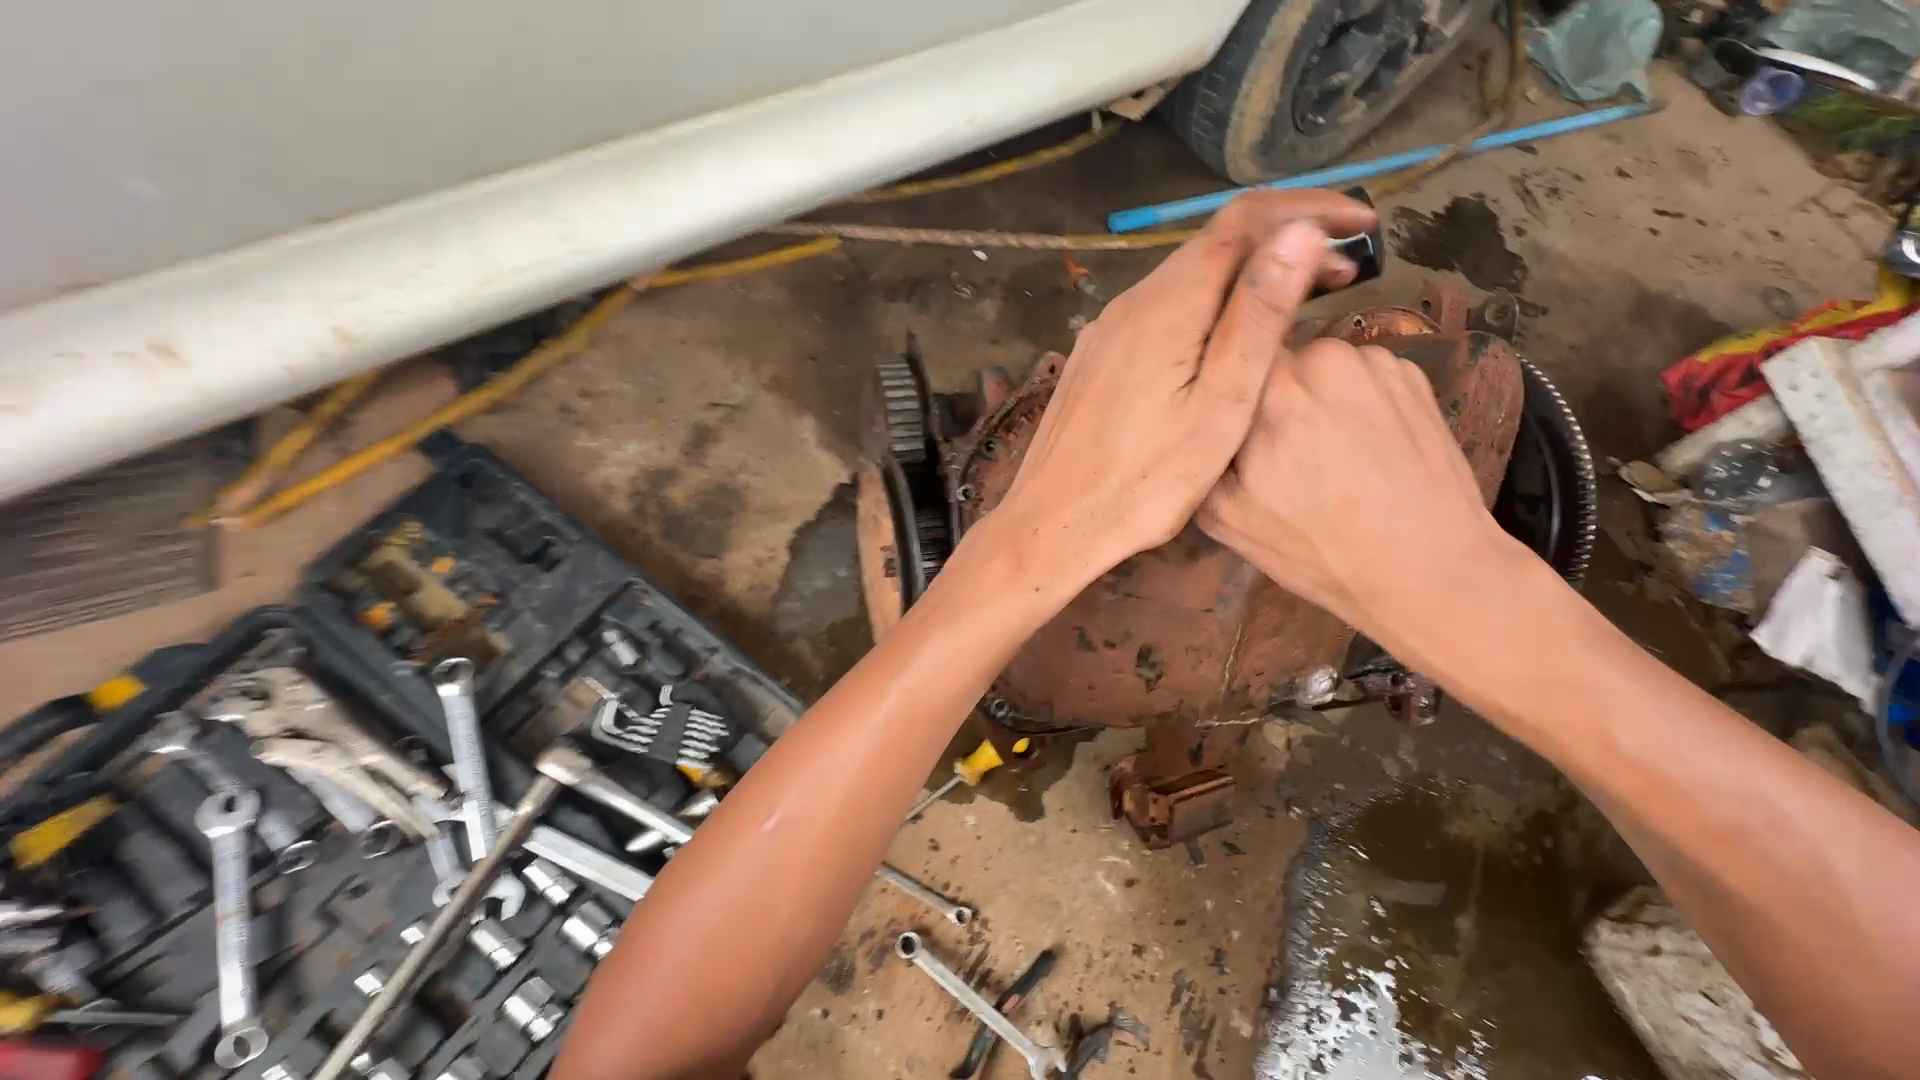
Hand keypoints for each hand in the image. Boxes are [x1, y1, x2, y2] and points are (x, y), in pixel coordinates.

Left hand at [987, 190, 1377, 588]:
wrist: (1053, 522)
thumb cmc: (1145, 482)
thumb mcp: (1220, 406)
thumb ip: (1258, 319)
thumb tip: (1299, 233)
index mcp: (1167, 306)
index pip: (1244, 221)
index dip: (1307, 210)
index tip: (1361, 223)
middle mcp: (1131, 303)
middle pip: (1214, 245)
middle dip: (1283, 243)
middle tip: (1343, 274)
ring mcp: (1107, 329)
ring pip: (1187, 279)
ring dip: (1247, 278)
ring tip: (1300, 303)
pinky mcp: (1098, 356)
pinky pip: (1162, 311)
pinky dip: (1208, 307)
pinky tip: (1229, 340)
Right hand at [1195, 338, 1533, 662]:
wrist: (1430, 570)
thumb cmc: (1318, 550)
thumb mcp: (1225, 516)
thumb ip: (1199, 452)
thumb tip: (1193, 416)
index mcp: (1272, 390)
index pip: (1227, 351)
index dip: (1223, 381)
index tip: (1223, 415)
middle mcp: (1324, 358)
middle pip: (1274, 357)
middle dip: (1270, 394)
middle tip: (1276, 449)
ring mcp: (1376, 362)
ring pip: (1320, 365)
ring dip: (1313, 396)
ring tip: (1325, 454)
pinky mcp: (1414, 374)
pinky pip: (1361, 375)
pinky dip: (1354, 402)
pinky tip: (1362, 449)